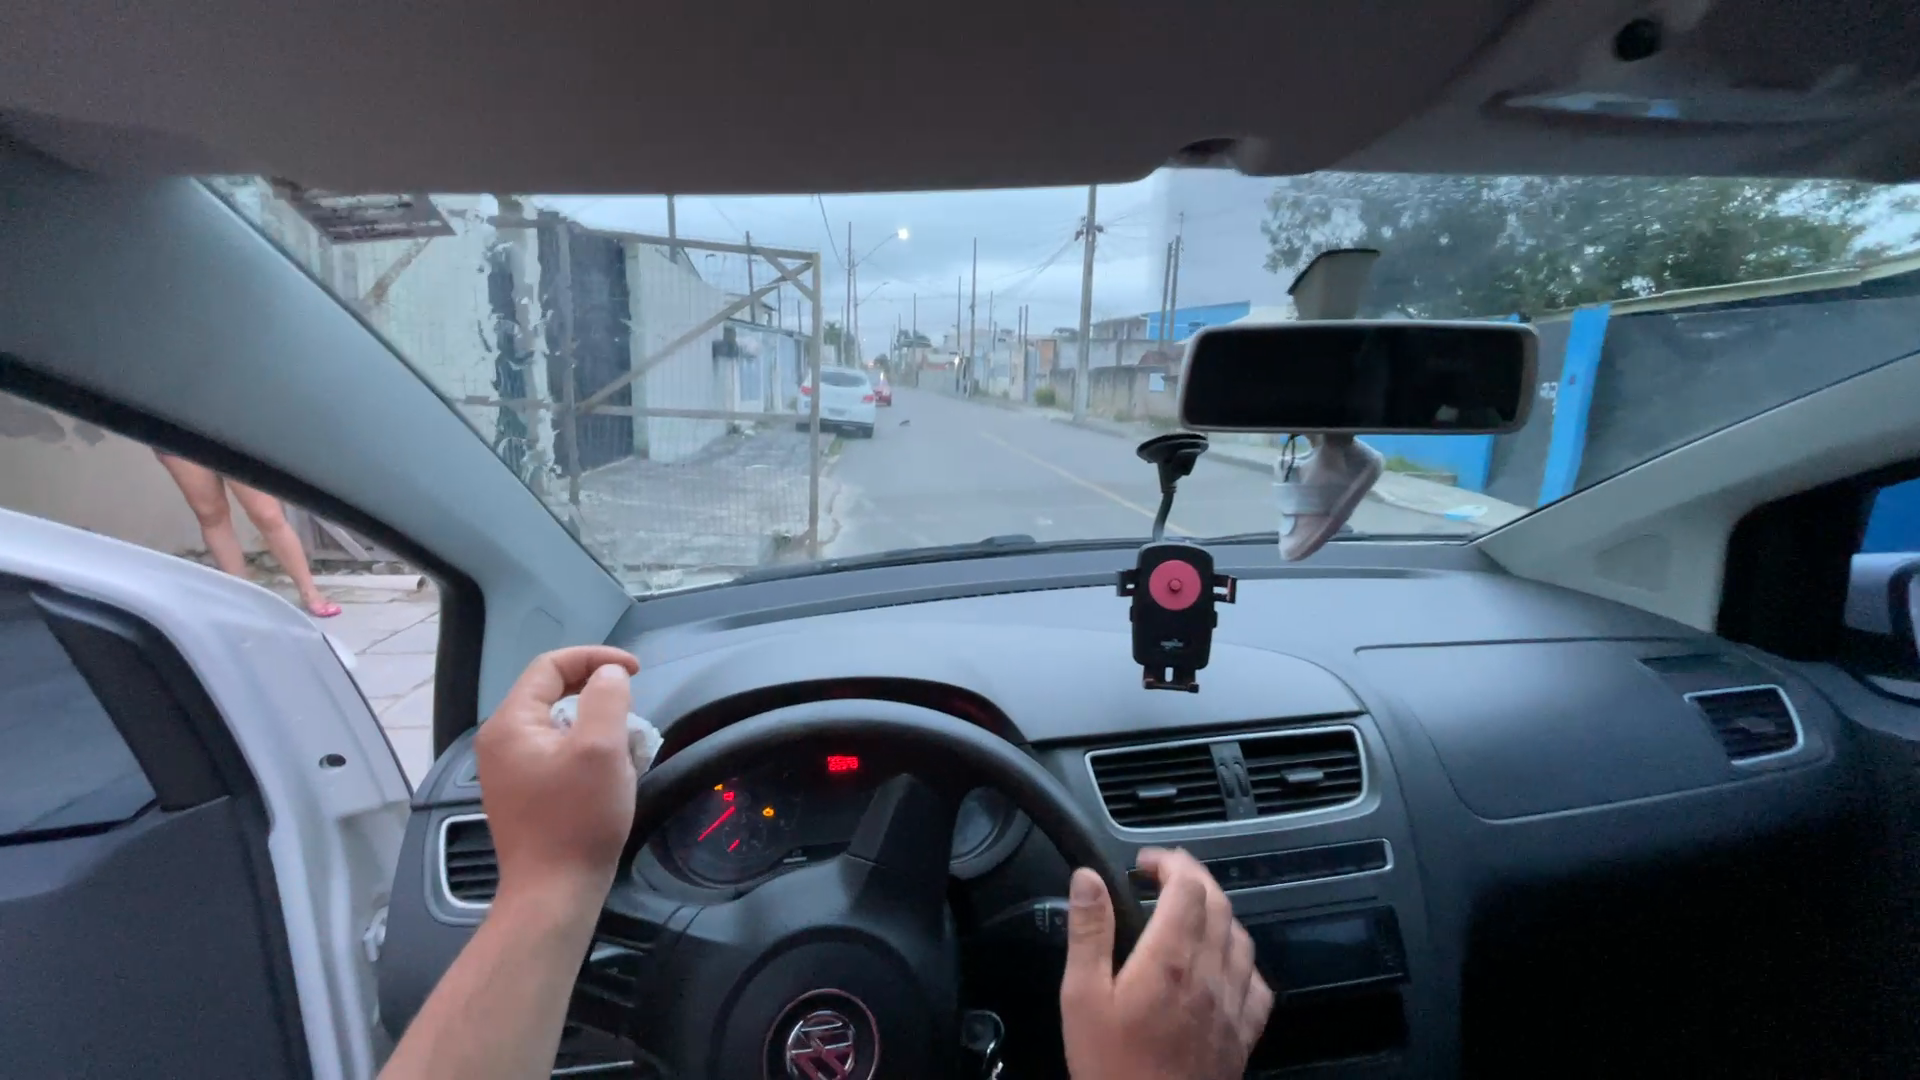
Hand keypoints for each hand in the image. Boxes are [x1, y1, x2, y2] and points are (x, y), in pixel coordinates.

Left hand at [473, 646, 641, 909]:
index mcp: (512, 723)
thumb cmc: (578, 817)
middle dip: (601, 694)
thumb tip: (608, 675)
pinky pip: (562, 749)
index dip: (596, 658)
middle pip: (555, 691)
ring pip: (563, 721)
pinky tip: (612, 772)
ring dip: (601, 724)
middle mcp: (503, 740)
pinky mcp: (527, 789)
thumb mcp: (602, 747)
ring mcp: (512, 767)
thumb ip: (606, 697)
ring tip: (627, 746)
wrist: (555, 891)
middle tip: (633, 711)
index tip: (635, 671)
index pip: (551, 665)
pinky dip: (591, 748)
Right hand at [1060, 847, 1273, 1079]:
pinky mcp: (1243, 1037)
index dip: (1169, 863)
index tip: (1144, 864)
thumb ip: (1089, 931)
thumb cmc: (1108, 1064)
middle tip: (1162, 875)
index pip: (1188, 887)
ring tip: (1187, 910)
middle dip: (1192, 877)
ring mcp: (1232, 1008)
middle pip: (1218, 904)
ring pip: (1241, 936)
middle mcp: (1209, 975)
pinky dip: (1240, 957)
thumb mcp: (1081, 996)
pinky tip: (1220, 961)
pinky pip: (1257, 983)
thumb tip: (1089, 877)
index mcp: (1170, 960)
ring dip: (1217, 910)